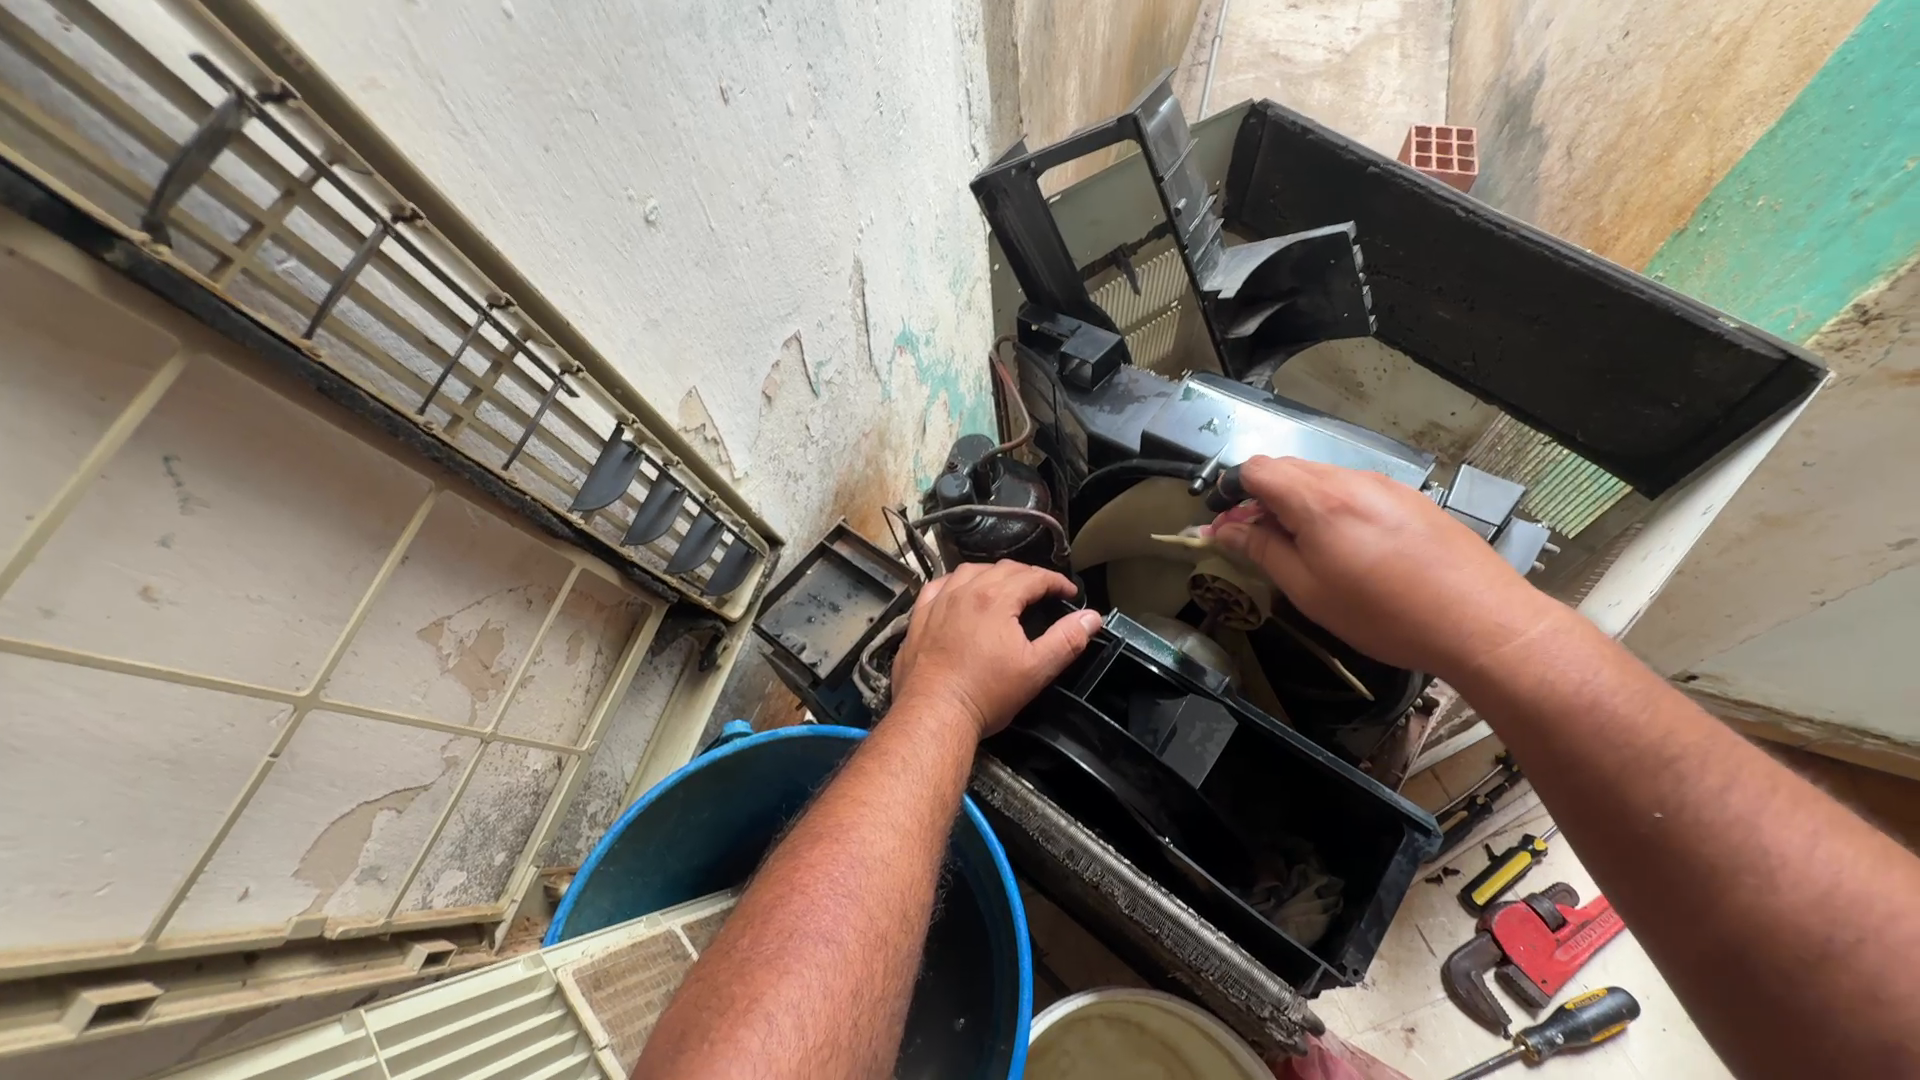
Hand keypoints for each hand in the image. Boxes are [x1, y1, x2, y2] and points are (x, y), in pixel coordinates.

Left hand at [889, 561, 1102, 738]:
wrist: (934, 713)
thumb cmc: (985, 694)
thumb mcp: (1036, 669)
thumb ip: (1067, 640)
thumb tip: (1091, 617)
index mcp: (995, 599)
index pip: (1034, 577)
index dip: (1057, 581)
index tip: (1069, 592)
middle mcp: (965, 591)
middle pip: (1003, 568)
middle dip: (1029, 575)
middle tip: (1044, 591)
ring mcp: (938, 602)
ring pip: (970, 571)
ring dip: (993, 573)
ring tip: (1006, 586)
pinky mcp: (919, 617)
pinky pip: (938, 585)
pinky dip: (956, 582)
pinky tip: (960, 591)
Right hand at [1204, 456, 1566, 679]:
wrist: (1481, 623)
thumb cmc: (1385, 614)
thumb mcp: (1308, 590)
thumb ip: (1262, 552)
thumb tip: (1226, 532)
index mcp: (1318, 499)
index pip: (1256, 468)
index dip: (1233, 492)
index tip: (1227, 525)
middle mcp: (1351, 480)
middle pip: (1287, 469)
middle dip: (1261, 500)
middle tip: (1257, 543)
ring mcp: (1385, 486)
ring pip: (1321, 479)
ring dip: (1297, 505)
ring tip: (1302, 551)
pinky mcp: (1410, 499)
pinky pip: (1354, 491)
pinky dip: (1331, 509)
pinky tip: (1345, 550)